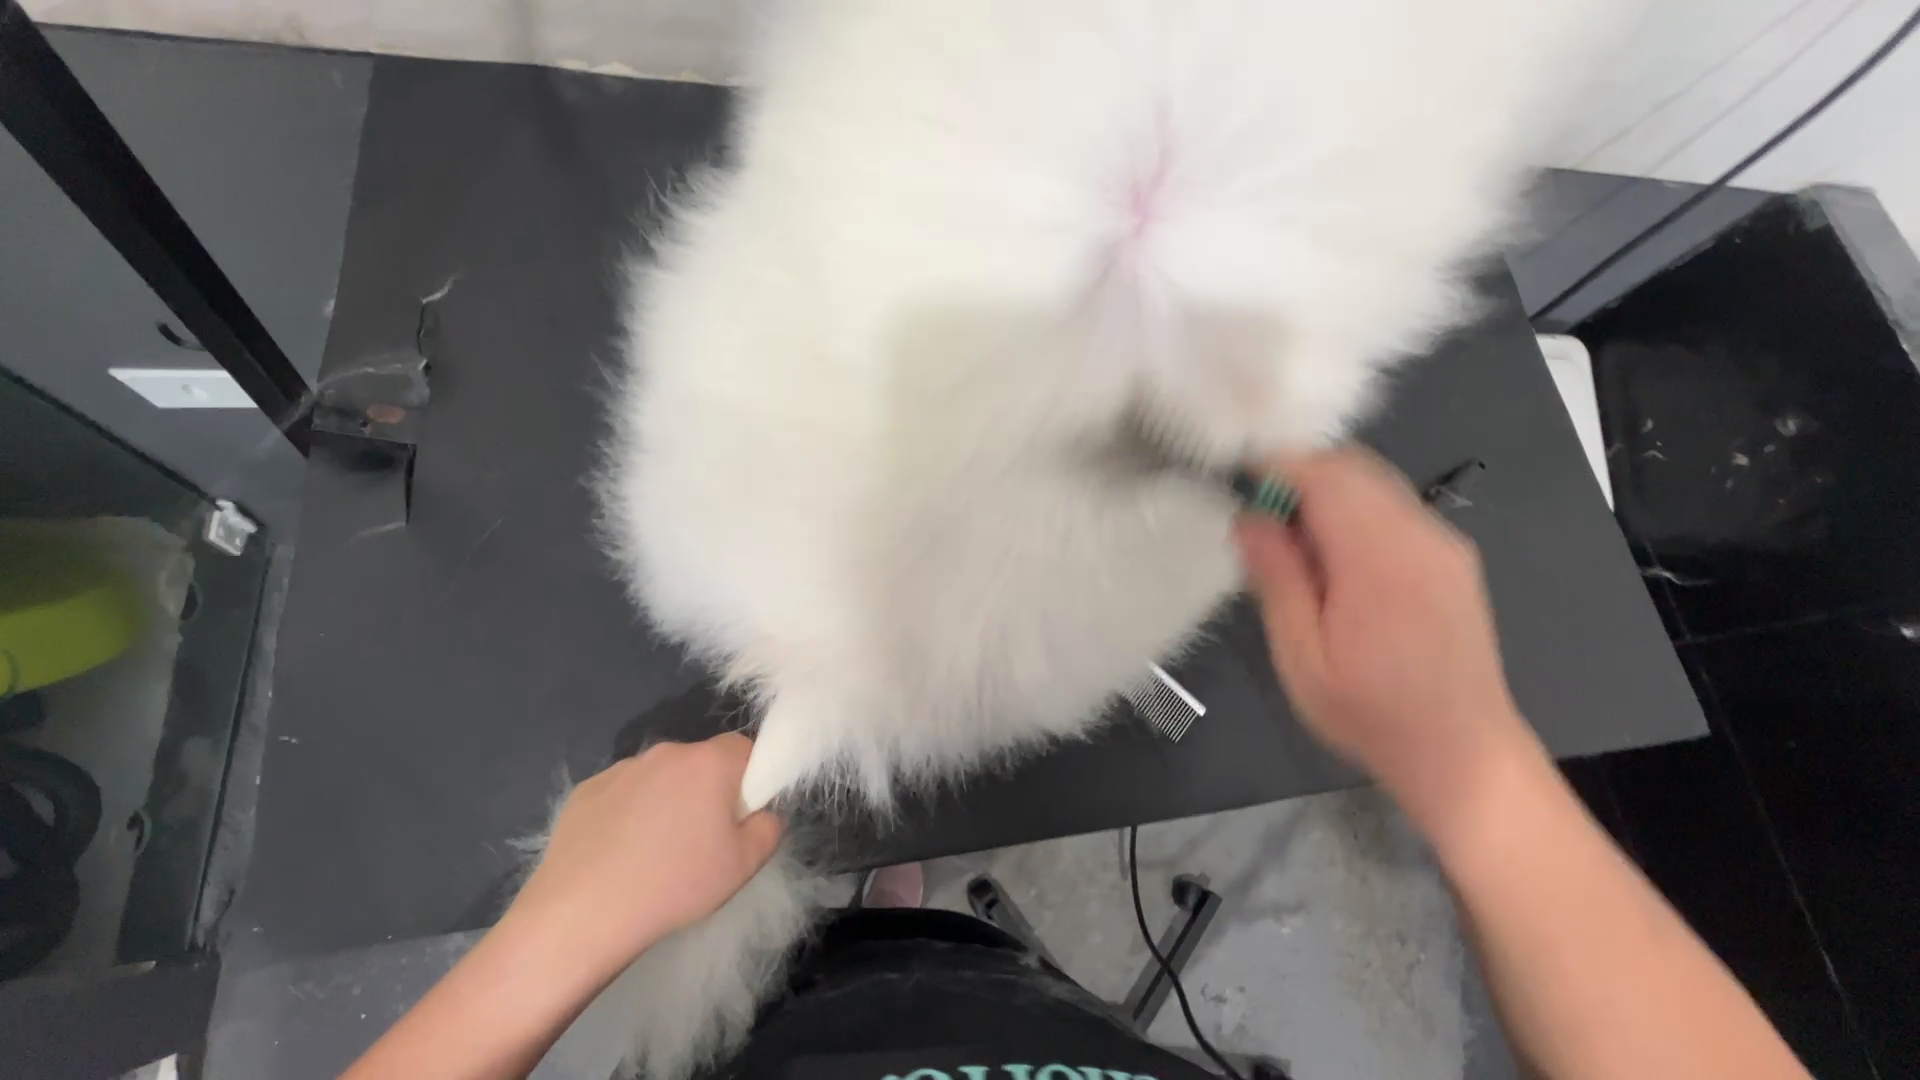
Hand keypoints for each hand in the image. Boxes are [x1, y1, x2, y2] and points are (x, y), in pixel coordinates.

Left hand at [508, 734, 782, 978]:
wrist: (580, 914)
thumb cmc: (674, 885)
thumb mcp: (745, 866)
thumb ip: (769, 828)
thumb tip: (762, 814)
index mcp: (709, 762)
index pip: (745, 748)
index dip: (750, 778)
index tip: (741, 816)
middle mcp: (666, 753)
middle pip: (701, 761)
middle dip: (708, 791)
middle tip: (702, 840)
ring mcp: (621, 769)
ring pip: (660, 777)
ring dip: (667, 801)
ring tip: (656, 853)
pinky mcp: (585, 790)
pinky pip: (623, 794)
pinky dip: (629, 814)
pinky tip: (620, 855)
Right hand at [1234, 448, 1537, 833]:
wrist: (1463, 753)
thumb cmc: (1370, 714)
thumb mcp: (1302, 658)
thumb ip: (1277, 580)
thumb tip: (1249, 517)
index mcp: (1380, 561)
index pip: (1325, 476)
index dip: (1276, 467)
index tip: (1236, 482)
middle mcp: (1421, 537)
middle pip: (1352, 468)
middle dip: (1298, 475)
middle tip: (1259, 520)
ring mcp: (1443, 543)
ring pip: (1374, 482)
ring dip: (1325, 492)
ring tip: (1292, 544)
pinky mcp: (1451, 556)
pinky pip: (1393, 506)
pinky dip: (1353, 510)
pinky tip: (1333, 560)